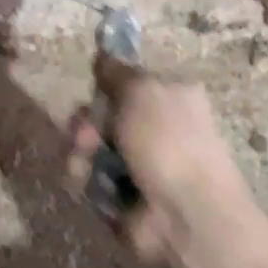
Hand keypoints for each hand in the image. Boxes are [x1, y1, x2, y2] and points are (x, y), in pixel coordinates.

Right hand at [67, 54, 252, 259]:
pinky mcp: (122, 196)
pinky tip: (86, 183)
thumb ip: (118, 72)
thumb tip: (104, 53)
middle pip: (103, 115)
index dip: (106, 83)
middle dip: (86, 122)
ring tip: (84, 163)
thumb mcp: (142, 91)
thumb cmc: (170, 141)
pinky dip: (85, 180)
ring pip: (91, 148)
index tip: (93, 83)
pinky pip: (91, 180)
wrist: (187, 213)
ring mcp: (140, 164)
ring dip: (81, 153)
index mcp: (172, 95)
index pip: (129, 81)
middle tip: (87, 134)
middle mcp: (157, 127)